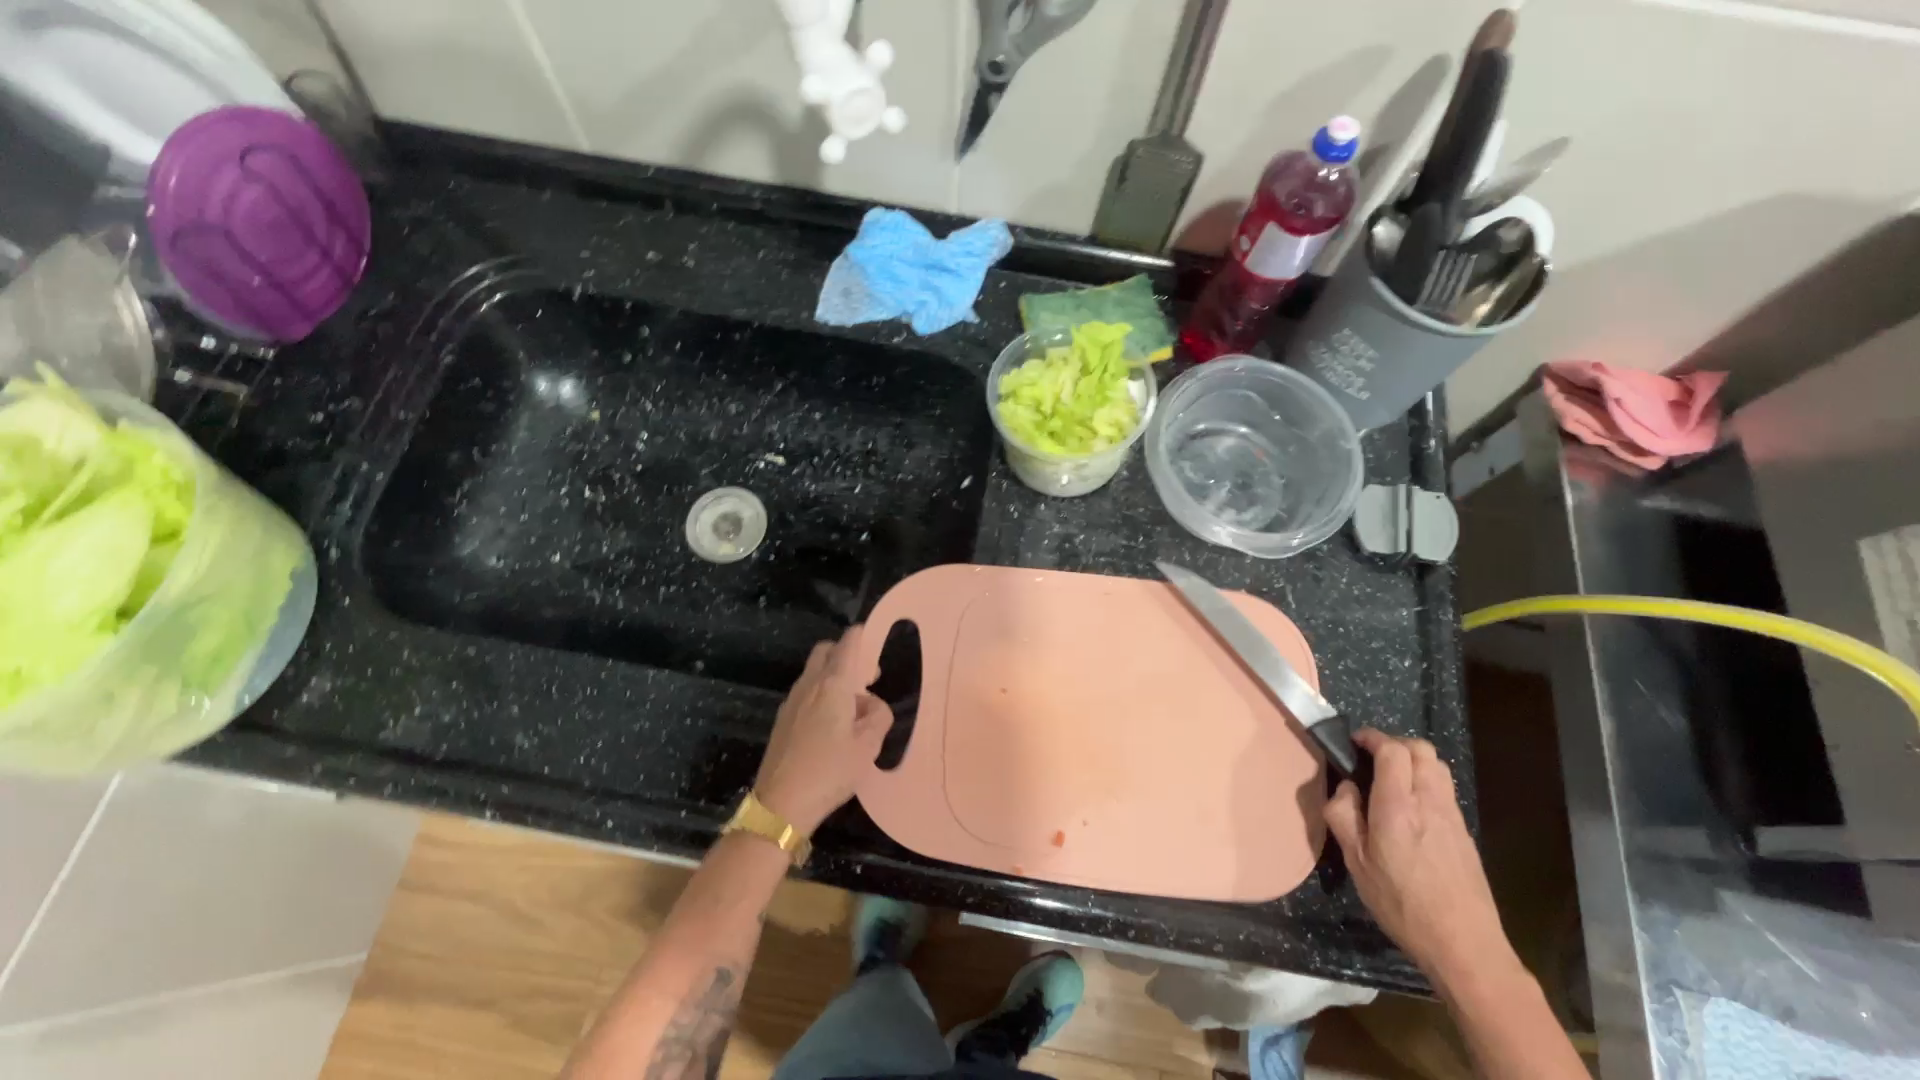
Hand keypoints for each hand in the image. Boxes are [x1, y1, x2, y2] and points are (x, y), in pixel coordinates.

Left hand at [754, 628, 892, 835]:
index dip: (861, 635)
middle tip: (866, 677)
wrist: (780, 804)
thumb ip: (879, 716)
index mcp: (832, 685)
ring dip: (834, 677)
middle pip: (825, 652)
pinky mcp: (783, 721)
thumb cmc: (830, 771)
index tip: (873, 636)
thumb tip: (872, 704)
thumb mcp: (868, 746)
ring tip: (854, 708)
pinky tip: (833, 726)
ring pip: (814, 673)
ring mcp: (791, 702)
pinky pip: (806, 694)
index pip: (847, 645)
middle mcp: (809, 685)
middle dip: (846, 654)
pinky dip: (822, 695)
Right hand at [1325, 729, 1515, 988]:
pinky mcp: (1464, 832)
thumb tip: (1345, 788)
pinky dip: (1426, 783)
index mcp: (1398, 806)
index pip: (1393, 750)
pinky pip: (1445, 790)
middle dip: (1395, 744)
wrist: (1463, 943)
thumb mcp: (1356, 864)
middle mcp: (1429, 802)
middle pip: (1421, 749)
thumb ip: (1343, 817)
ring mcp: (1452, 816)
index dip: (1373, 738)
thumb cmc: (1401, 903)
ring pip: (1437, 767)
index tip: (1354, 741)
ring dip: (1414, 761)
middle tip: (1372, 758)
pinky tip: (1411, 810)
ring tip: (1391, 780)